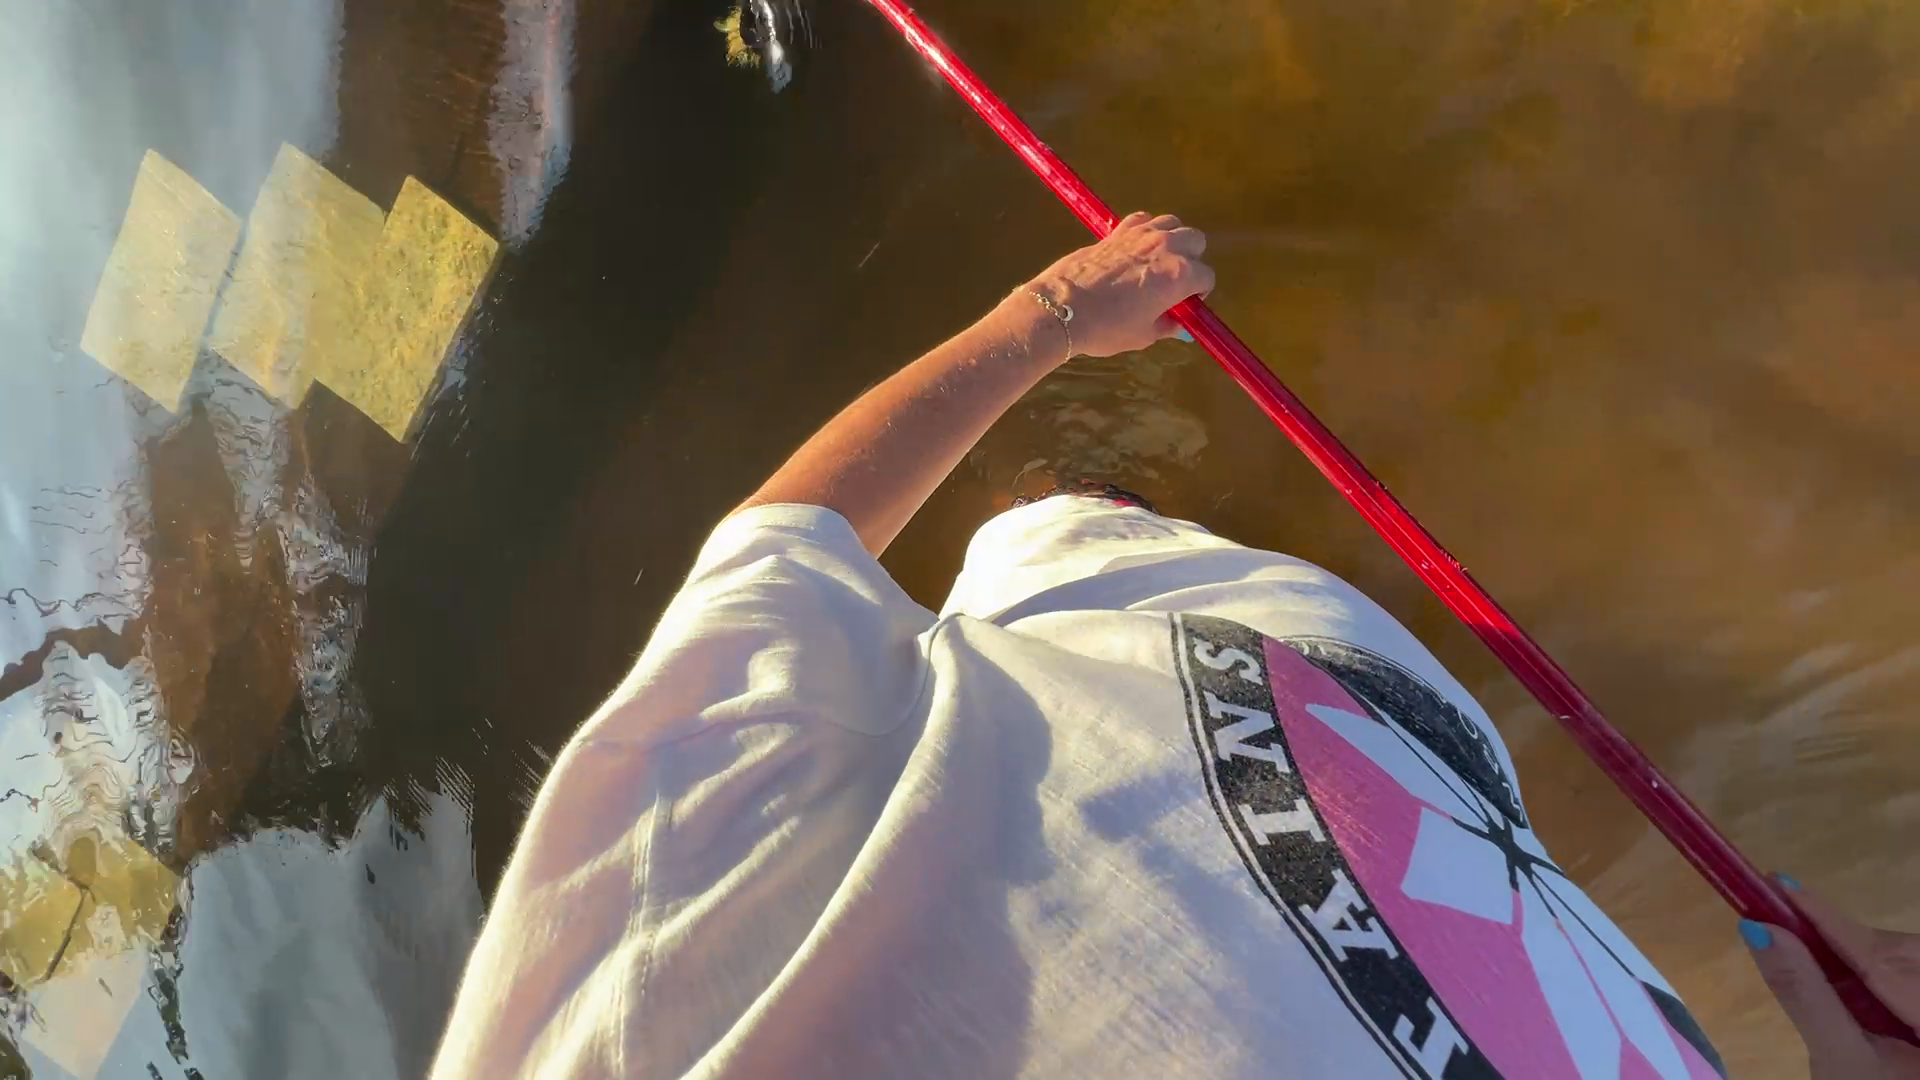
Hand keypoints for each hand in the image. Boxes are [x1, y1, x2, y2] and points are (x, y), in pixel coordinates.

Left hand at [1021, 211, 1214, 359]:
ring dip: (1172, 241)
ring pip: (1172, 224)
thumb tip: (1180, 325)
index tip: (1185, 305)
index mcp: (1179, 275)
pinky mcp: (1118, 230)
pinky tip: (1135, 249)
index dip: (1199, 293)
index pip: (1206, 277)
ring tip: (1157, 263)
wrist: (1063, 309)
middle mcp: (1167, 247)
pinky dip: (1145, 230)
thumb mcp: (1143, 335)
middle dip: (1191, 260)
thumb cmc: (1106, 328)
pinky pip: (1143, 219)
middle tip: (1174, 283)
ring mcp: (1142, 234)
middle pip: (1196, 241)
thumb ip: (1167, 326)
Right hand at [1742, 876, 1919, 1077]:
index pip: (1886, 960)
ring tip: (1829, 974)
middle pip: (1911, 956)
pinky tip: (1860, 986)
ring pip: (1915, 961)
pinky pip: (1917, 975)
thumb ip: (1804, 994)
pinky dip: (1883, 971)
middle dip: (1857, 942)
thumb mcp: (1840, 1059)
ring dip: (1868, 956)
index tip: (1778, 881)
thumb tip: (1756, 928)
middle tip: (1793, 932)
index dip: (1829, 920)